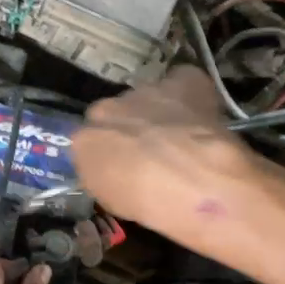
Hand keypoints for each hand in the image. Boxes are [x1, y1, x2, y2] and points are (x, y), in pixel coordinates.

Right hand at [72, 66, 263, 244]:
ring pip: (148, 97)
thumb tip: (116, 168)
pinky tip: (199, 114)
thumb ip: (105, 174)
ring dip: (159, 112)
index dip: (110, 153)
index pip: (89, 140)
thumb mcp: (110, 200)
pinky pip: (182, 81)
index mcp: (85, 139)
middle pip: (116, 113)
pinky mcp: (182, 81)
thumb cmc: (146, 202)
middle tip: (152, 153)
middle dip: (131, 128)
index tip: (125, 167)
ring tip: (180, 136)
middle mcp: (108, 109)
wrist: (192, 180)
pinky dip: (188, 93)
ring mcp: (145, 91)